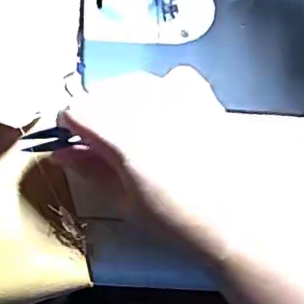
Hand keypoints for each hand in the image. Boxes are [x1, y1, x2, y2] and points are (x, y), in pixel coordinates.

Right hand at [54, 66, 266, 263]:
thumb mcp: (125, 203)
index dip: (69, 129)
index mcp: (125, 135)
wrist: (240, 222)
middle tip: (102, 150)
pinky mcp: (203, 97)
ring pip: (130, 83)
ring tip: (134, 139)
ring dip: (121, 105)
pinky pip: (167, 80)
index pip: (75, 108)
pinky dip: (158, 95)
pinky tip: (164, 122)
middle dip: (93, 116)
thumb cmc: (180, 223)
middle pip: (99, 91)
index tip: (75, 147)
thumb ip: (90, 170)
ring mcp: (179, 95)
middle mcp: (150, 104)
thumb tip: (63, 152)